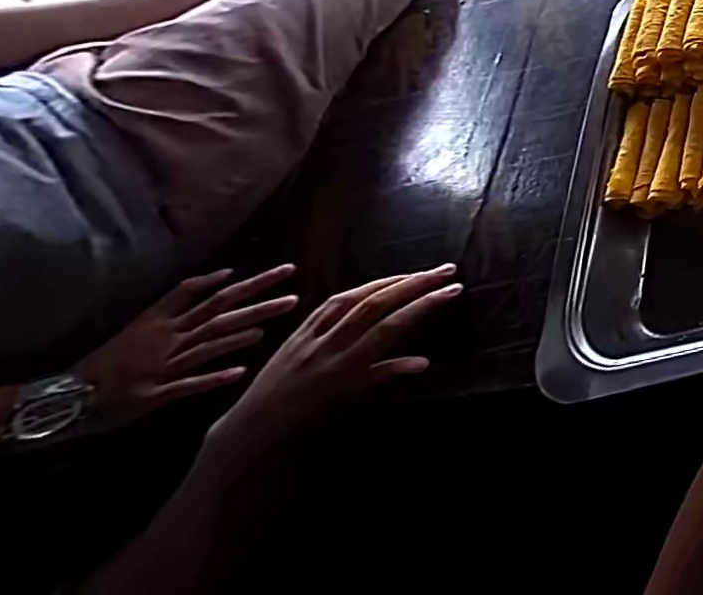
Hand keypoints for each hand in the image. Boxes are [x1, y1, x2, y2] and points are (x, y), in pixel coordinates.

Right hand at [78, 264, 298, 432]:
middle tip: (294, 297)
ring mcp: (160, 367)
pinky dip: (212, 378)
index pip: (212, 294)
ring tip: (265, 329)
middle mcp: (166, 339)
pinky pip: (185, 385)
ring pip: (205, 347)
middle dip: (257, 305)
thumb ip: (184, 298)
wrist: (59, 398)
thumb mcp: (144, 321)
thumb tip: (225, 274)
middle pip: (218, 316)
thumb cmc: (109, 358)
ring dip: (236, 338)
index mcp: (164, 322)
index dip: (249, 282)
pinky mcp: (152, 394)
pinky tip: (238, 373)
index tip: (284, 271)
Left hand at [204, 265, 460, 461]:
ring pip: (352, 299)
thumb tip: (424, 362)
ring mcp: (308, 339)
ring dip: (389, 281)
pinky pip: (327, 305)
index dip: (424, 305)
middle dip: (414, 284)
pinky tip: (374, 285)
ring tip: (418, 273)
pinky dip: (356, 291)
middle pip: (375, 305)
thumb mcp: (347, 405)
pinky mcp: (295, 334)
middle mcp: (326, 348)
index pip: (392, 327)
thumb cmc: (306, 424)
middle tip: (446, 270)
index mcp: (343, 369)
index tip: (453, 289)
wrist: (249, 433)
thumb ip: (384, 376)